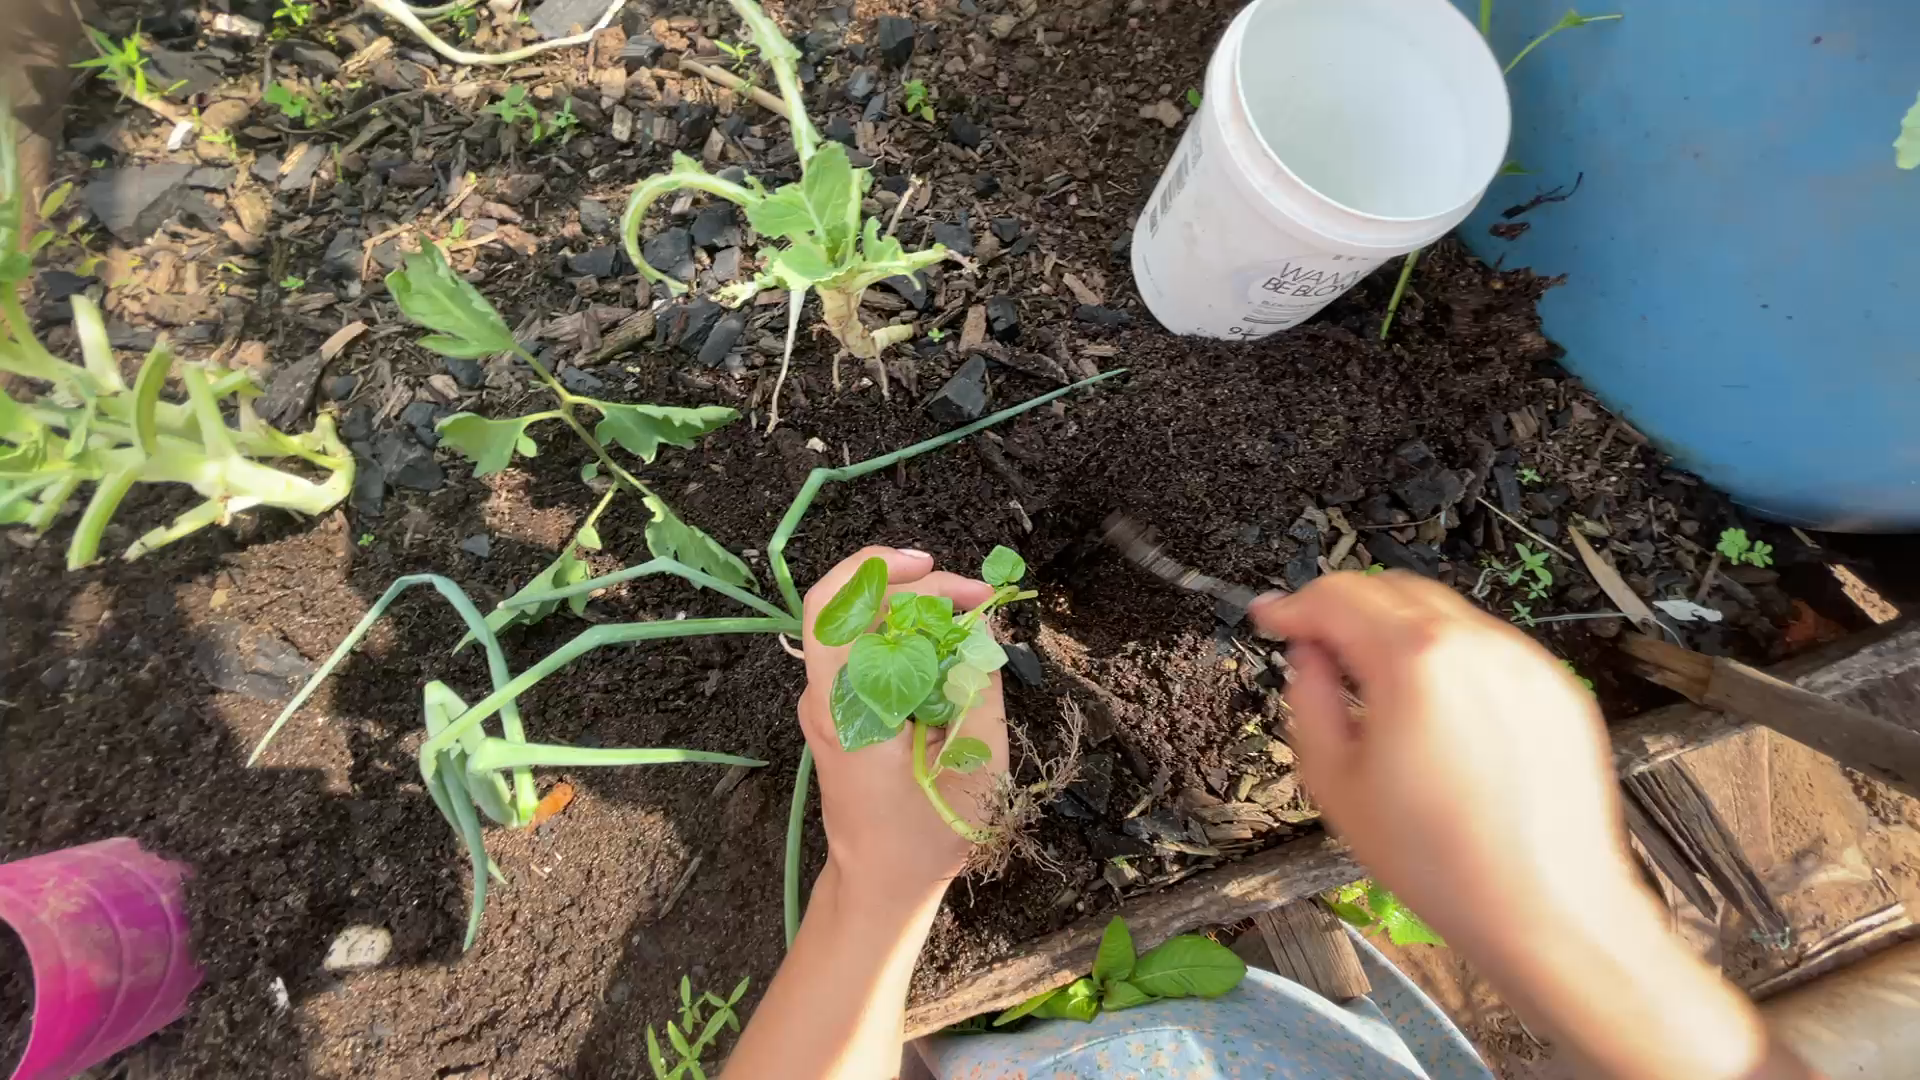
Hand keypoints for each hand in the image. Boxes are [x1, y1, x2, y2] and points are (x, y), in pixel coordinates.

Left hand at [799, 546, 1009, 908]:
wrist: (880, 884)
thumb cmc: (928, 839)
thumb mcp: (976, 769)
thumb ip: (980, 692)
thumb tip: (981, 631)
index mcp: (848, 711)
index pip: (832, 612)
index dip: (878, 571)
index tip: (938, 569)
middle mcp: (824, 698)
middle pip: (850, 605)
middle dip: (915, 585)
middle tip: (976, 597)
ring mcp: (826, 702)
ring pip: (861, 624)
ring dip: (915, 607)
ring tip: (969, 616)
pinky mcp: (840, 708)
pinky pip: (869, 651)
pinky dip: (910, 634)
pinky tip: (947, 645)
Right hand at [1248, 570, 1641, 959]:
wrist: (1545, 913)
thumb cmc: (1440, 858)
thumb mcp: (1331, 776)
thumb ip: (1307, 695)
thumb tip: (1308, 658)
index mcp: (1415, 664)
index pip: (1336, 596)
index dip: (1291, 605)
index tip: (1270, 616)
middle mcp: (1475, 649)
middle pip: (1384, 587)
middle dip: (1336, 607)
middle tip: (1309, 641)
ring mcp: (1521, 664)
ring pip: (1432, 607)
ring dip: (1384, 623)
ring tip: (1364, 673)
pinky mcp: (1550, 686)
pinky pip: (1476, 640)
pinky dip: (1434, 647)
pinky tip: (1420, 695)